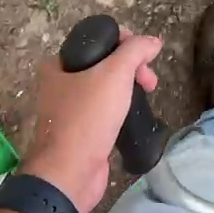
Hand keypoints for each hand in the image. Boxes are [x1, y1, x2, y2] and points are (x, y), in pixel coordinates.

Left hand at [18, 29, 162, 212]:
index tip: (146, 57)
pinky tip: (134, 113)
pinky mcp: (80, 131)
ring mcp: (70, 109)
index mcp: (60, 63)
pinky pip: (105, 109)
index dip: (127, 42)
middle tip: (150, 80)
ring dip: (130, 86)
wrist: (70, 174)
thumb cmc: (88, 116)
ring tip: (147, 95)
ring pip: (107, 86)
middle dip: (133, 66)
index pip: (99, 38)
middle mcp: (61, 83)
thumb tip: (153, 41)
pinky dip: (121, 107)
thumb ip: (136, 50)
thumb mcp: (116, 73)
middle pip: (106, 62)